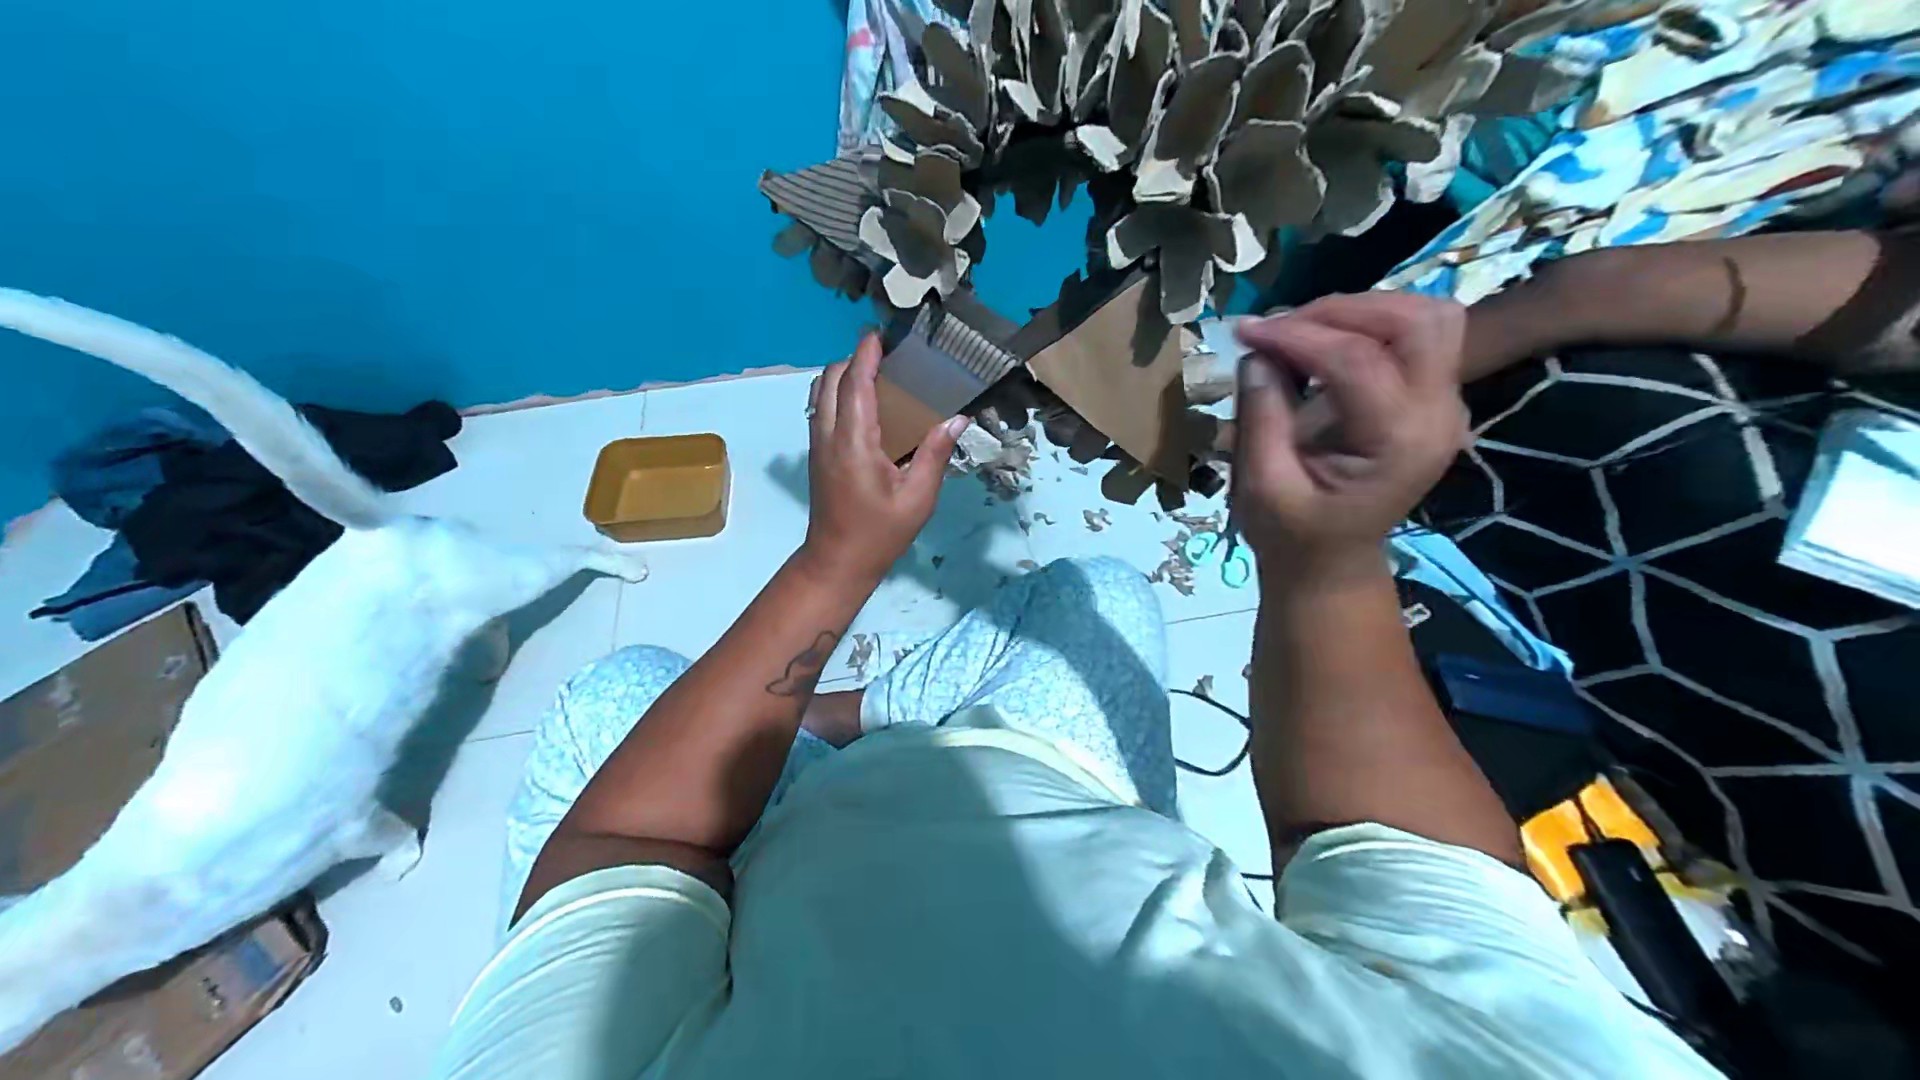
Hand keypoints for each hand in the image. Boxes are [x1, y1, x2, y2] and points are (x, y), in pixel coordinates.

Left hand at [800, 332, 967, 581]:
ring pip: (819, 393)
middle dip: (853, 360)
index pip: (855, 384)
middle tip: (885, 357)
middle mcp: (828, 436)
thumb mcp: (918, 498)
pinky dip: (836, 394)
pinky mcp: (816, 455)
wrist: (837, 561)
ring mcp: (817, 445)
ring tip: (873, 376)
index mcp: (854, 443)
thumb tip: (957, 419)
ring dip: (842, 376)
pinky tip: (862, 405)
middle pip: (830, 380)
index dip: (865, 355)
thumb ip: (935, 455)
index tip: (879, 334)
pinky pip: (820, 409)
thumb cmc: (880, 533)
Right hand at [1232, 293, 1470, 585]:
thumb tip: (1257, 353)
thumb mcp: (1262, 485)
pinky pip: (1415, 336)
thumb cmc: (1292, 534)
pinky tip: (1322, 343)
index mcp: (1399, 444)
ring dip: (1360, 311)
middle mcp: (1438, 415)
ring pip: (1427, 317)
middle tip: (1280, 327)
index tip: (1245, 331)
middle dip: (1340, 311)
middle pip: (1416, 321)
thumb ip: (1261, 416)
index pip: (1357, 360)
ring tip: (1300, 330)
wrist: (1329, 563)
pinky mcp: (1430, 398)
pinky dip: (1367, 326)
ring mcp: (1443, 404)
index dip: (1297, 336)